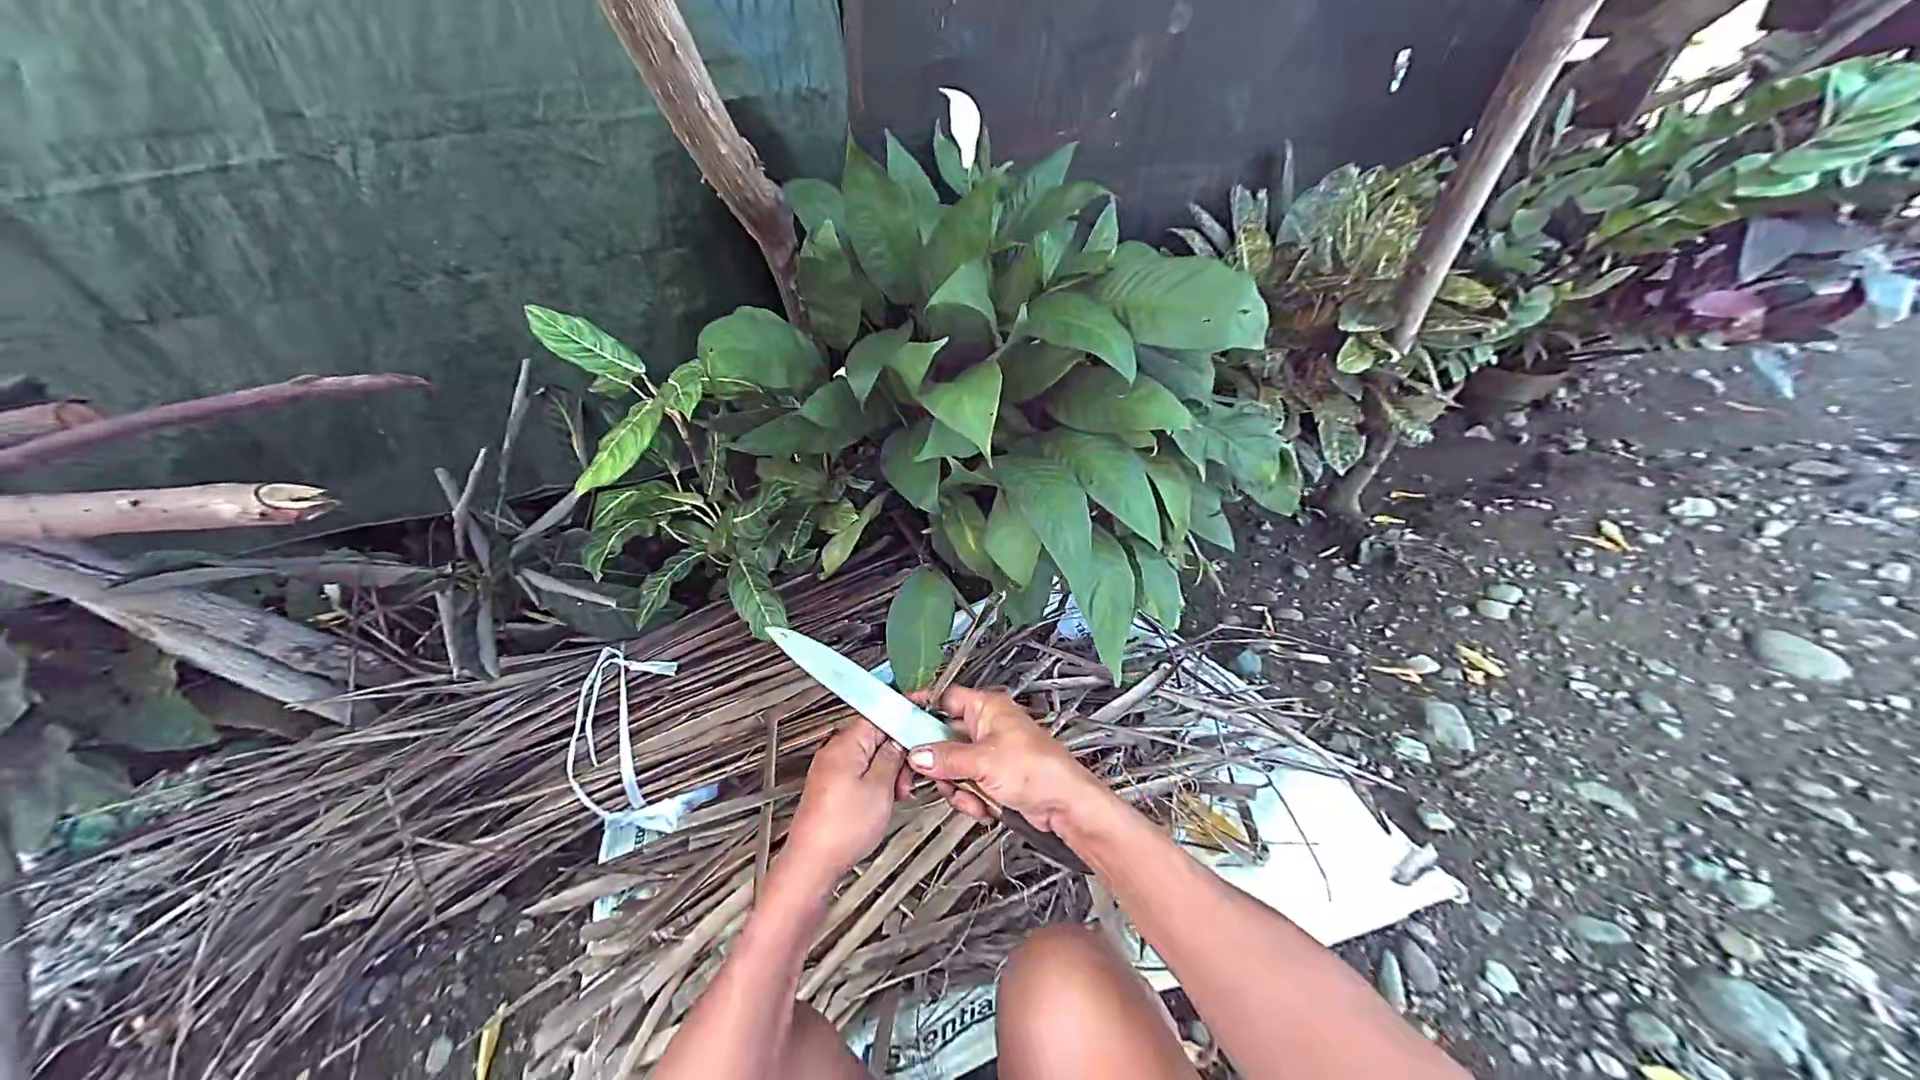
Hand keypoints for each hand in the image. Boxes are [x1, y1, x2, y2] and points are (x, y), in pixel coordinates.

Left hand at [781, 717, 911, 881]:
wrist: (812, 864)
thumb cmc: (839, 830)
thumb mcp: (880, 787)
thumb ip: (893, 756)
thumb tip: (902, 737)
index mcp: (845, 744)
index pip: (880, 713)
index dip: (904, 714)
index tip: (922, 713)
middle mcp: (835, 752)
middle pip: (876, 736)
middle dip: (899, 752)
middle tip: (909, 775)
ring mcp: (832, 770)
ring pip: (871, 756)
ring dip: (890, 770)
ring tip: (897, 793)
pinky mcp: (832, 787)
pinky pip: (862, 773)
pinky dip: (878, 782)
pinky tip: (885, 800)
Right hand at [904, 685, 1106, 832]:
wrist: (1065, 805)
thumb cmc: (1040, 770)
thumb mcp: (983, 762)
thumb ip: (946, 759)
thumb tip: (918, 755)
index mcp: (986, 708)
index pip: (944, 698)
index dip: (922, 705)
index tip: (902, 715)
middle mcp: (987, 726)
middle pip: (943, 738)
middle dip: (942, 764)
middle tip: (940, 774)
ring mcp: (990, 752)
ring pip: (952, 766)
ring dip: (958, 787)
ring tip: (973, 794)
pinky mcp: (994, 776)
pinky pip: (967, 784)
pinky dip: (971, 798)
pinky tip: (984, 805)